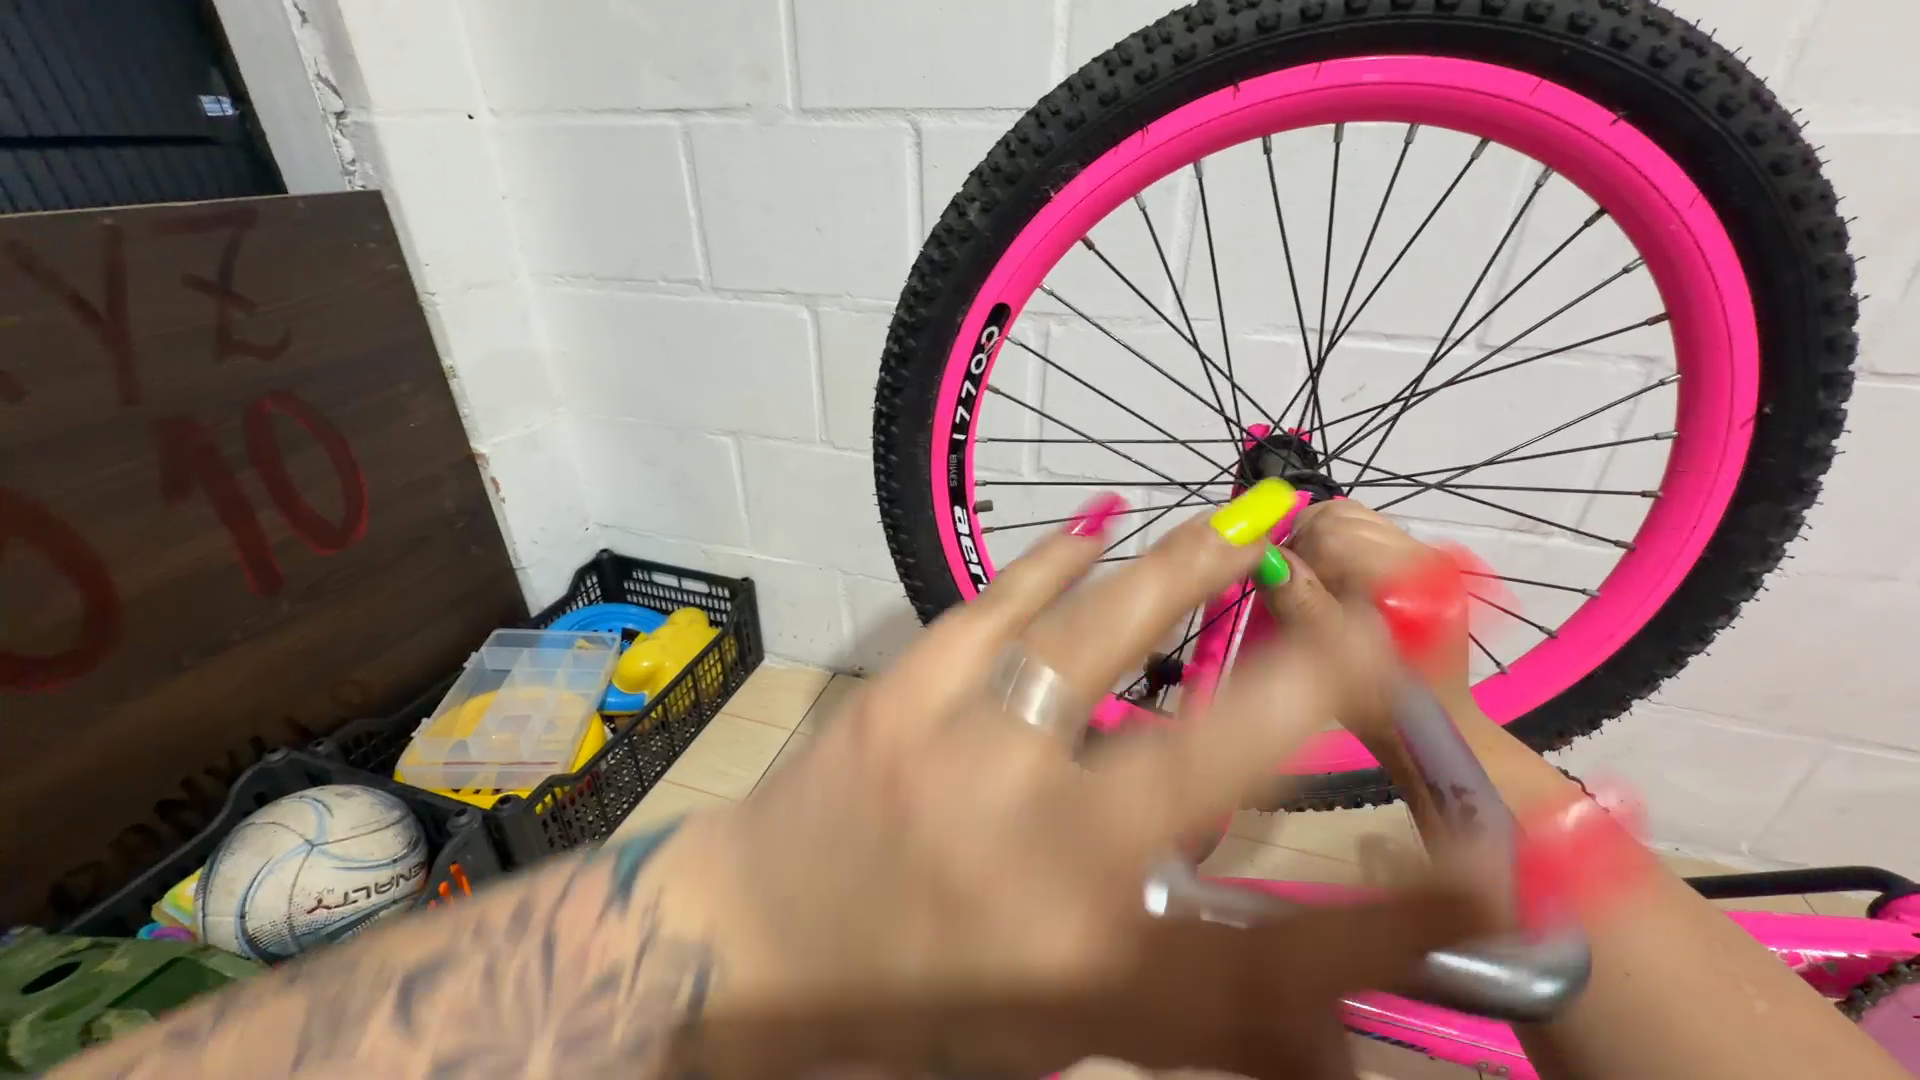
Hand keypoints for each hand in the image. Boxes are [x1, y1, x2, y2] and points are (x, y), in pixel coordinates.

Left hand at [680, 494, 1496, 1078]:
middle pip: (1210, 761)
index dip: (1403, 914)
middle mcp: (1033, 851)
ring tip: (1252, 523)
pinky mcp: (899, 696)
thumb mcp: (1063, 1031)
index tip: (1502, 857)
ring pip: (1096, 638)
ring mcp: (958, 753)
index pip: (1284, 956)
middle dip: (1324, 685)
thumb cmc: (913, 1000)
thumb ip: (1207, 1019)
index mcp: (1083, 962)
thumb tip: (1346, 1041)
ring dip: (1184, 573)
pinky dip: (1053, 561)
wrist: (748, 947)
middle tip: (1407, 611)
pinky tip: (1099, 523)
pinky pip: (993, 608)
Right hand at [1282, 501, 1470, 707]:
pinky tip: (1321, 580)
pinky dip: (1324, 545)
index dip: (1293, 556)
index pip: (1335, 534)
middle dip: (1300, 548)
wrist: (1426, 722)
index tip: (1276, 593)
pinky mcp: (1406, 556)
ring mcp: (1418, 553)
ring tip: (1304, 586)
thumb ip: (1305, 610)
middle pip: (1337, 518)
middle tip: (1288, 589)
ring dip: (1310, 545)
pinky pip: (1353, 528)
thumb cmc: (1384, 708)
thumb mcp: (1335, 666)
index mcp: (1415, 582)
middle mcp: (1423, 557)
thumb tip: (1268, 563)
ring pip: (1342, 517)